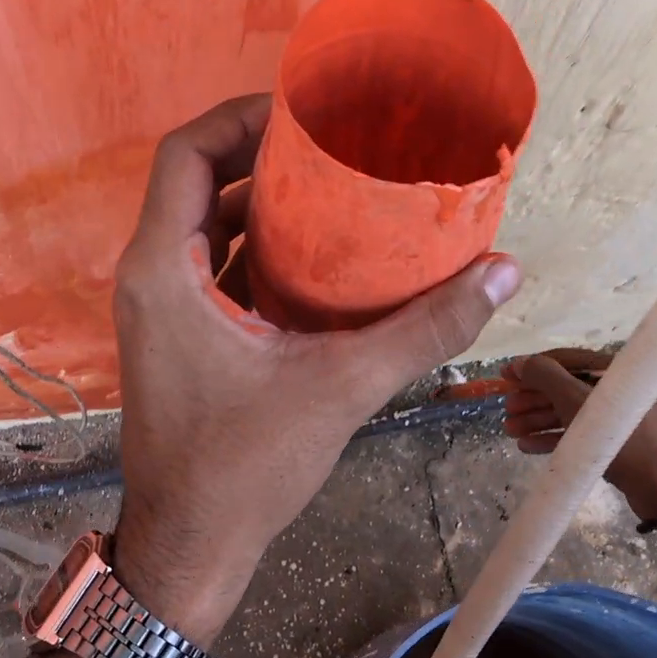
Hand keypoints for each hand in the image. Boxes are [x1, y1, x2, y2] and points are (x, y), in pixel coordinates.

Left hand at [110, 95, 521, 639]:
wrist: (189, 546)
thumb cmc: (246, 467)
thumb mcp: (342, 388)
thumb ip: (425, 329)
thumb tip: (505, 272)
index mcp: (165, 268)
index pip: (185, 153)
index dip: (239, 117)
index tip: (303, 110)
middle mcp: (151, 275)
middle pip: (195, 181)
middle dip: (261, 155)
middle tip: (333, 144)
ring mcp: (160, 307)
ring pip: (204, 225)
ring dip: (260, 202)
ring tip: (334, 187)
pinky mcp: (178, 334)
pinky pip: (212, 266)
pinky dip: (255, 247)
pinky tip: (316, 256)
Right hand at [501, 349, 656, 519]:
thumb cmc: (619, 436)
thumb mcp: (576, 399)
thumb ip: (546, 376)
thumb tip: (520, 362)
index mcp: (610, 371)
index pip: (564, 359)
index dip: (532, 366)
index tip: (505, 375)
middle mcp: (613, 389)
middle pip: (562, 387)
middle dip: (532, 398)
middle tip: (507, 410)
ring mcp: (613, 417)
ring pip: (566, 411)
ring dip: (536, 419)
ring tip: (510, 430)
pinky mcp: (611, 441)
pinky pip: (576, 433)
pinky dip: (552, 437)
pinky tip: (527, 446)